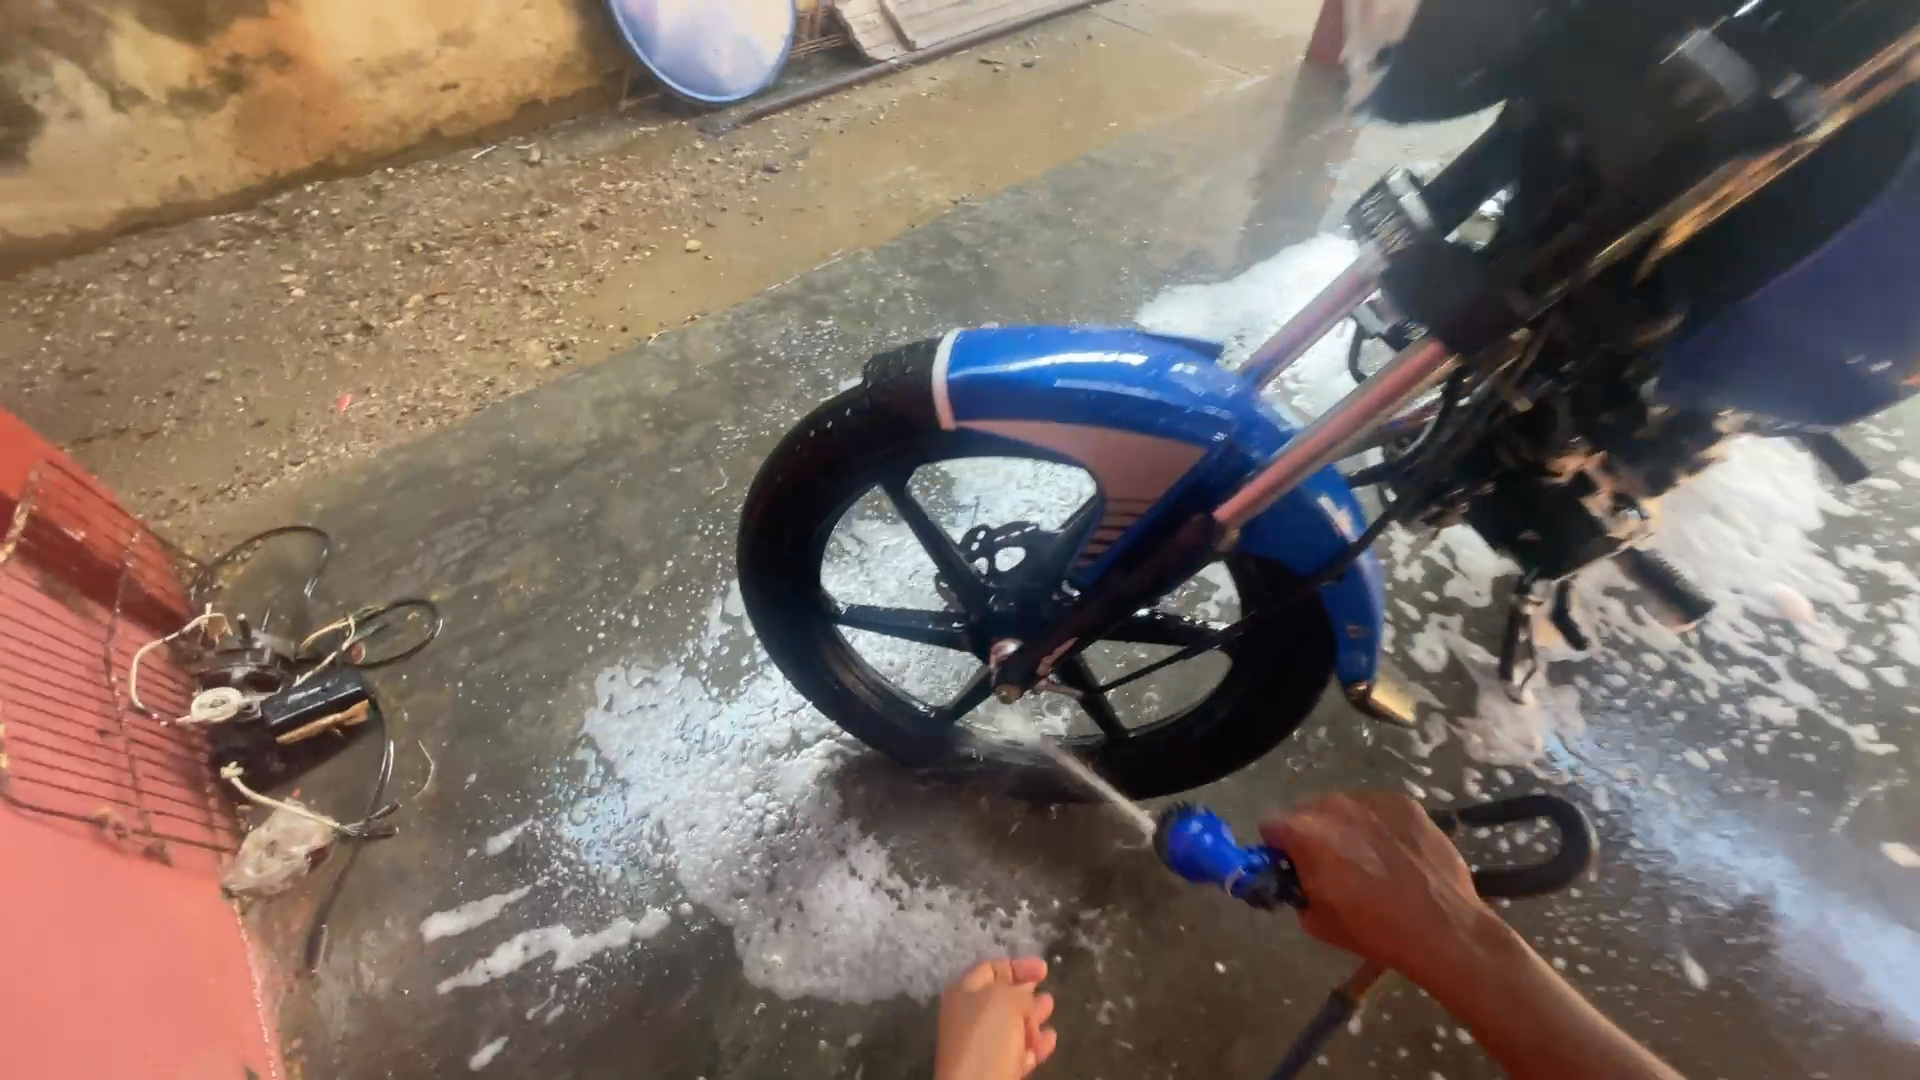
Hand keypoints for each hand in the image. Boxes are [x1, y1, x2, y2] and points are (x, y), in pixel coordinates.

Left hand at [934, 956, 1057, 1079]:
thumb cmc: (987, 1038)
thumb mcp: (1005, 1002)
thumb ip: (1019, 991)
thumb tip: (1026, 991)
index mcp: (964, 991)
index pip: (990, 968)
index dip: (1018, 966)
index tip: (1044, 969)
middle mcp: (969, 1016)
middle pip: (1001, 997)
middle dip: (1026, 992)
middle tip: (1047, 989)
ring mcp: (981, 1046)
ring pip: (1011, 1025)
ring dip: (1032, 1016)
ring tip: (1050, 1008)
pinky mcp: (994, 1071)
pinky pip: (1017, 1052)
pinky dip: (1034, 1045)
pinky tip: (1050, 1040)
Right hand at [1261, 793, 1499, 989]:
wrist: (1446, 931)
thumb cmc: (1375, 930)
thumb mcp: (1316, 921)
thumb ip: (1297, 890)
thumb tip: (1301, 880)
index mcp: (1302, 833)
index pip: (1270, 826)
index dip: (1278, 848)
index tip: (1294, 866)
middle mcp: (1330, 806)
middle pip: (1304, 811)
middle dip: (1311, 833)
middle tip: (1333, 863)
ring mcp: (1369, 800)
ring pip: (1342, 806)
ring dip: (1344, 825)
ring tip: (1370, 857)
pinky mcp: (1403, 802)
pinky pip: (1377, 807)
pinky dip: (1379, 824)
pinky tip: (1396, 852)